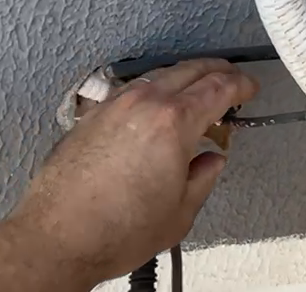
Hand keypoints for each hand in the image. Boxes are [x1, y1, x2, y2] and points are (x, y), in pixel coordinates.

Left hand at [0, 59, 259, 291]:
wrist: (56, 238)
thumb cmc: (112, 231)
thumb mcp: (178, 214)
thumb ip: (203, 178)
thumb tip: (211, 160)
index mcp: (174, 122)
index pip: (218, 87)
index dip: (240, 84)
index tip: (249, 87)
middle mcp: (146, 102)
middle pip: (192, 69)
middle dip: (218, 70)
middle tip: (231, 80)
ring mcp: (118, 102)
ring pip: (163, 73)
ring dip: (187, 75)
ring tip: (199, 89)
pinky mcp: (96, 112)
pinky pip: (137, 86)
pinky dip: (158, 86)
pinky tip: (160, 102)